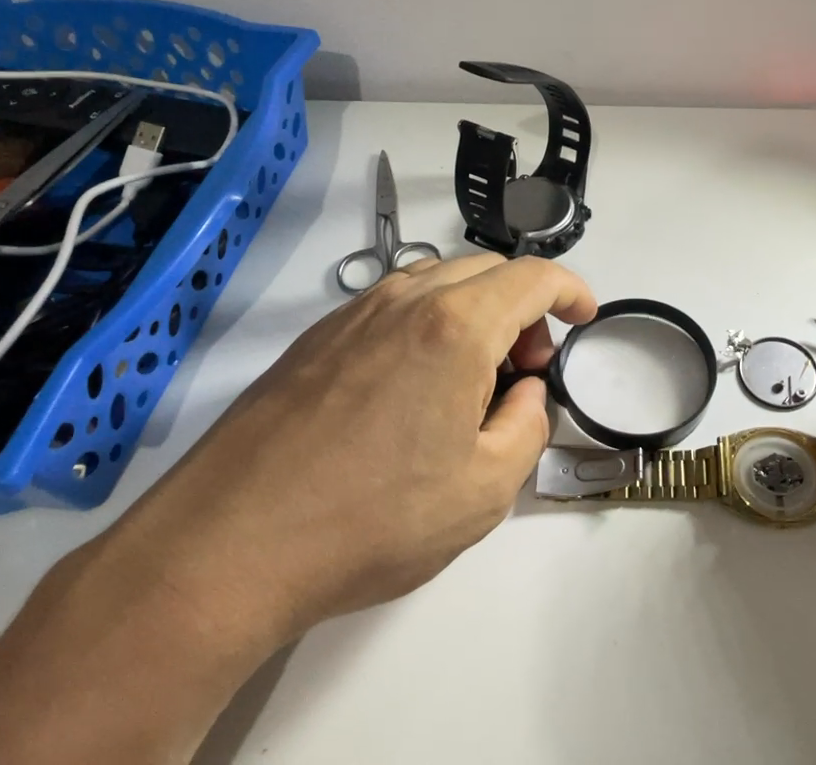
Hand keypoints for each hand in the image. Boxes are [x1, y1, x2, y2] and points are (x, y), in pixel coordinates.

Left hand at [81, 254, 596, 654]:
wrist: (230, 544)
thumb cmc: (373, 519)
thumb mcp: (486, 488)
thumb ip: (528, 424)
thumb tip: (524, 392)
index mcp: (456, 327)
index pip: (533, 277)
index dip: (571, 291)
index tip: (585, 319)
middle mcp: (403, 301)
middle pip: (485, 271)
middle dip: (524, 307)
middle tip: (527, 370)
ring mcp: (351, 315)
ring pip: (435, 283)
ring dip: (474, 312)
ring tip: (473, 382)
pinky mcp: (313, 340)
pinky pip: (391, 308)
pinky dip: (427, 325)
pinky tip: (414, 389)